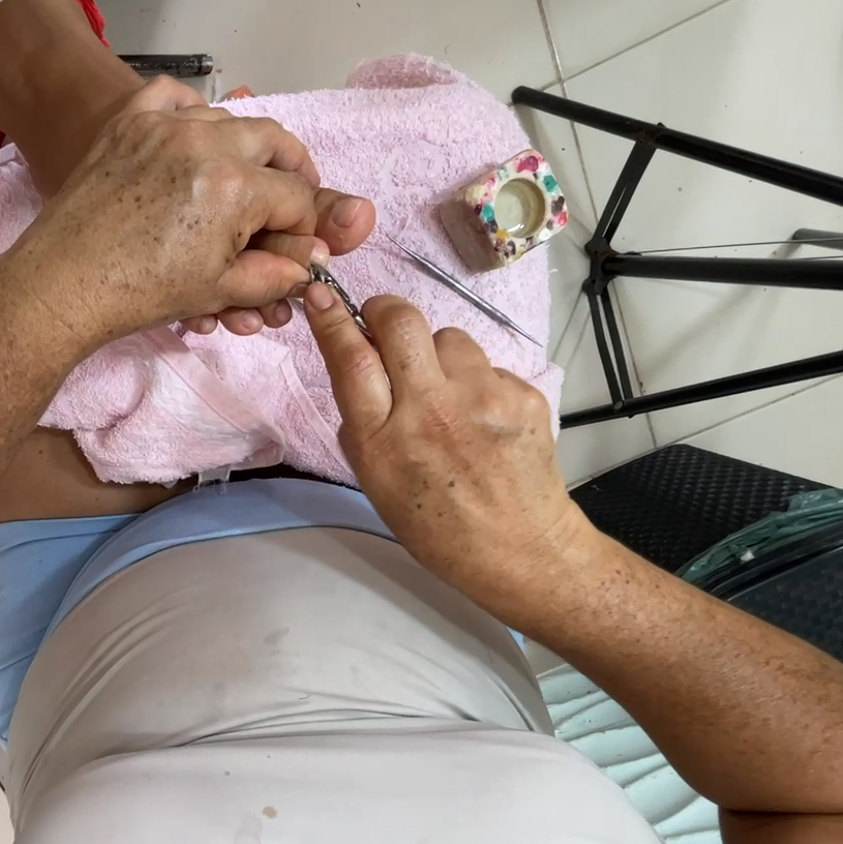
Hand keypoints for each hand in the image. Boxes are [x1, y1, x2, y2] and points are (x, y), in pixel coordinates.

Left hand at [0, 77, 374, 350]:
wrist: (64, 285)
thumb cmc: (136, 294)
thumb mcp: (217, 291)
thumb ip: (274, 275)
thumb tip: (308, 264)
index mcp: (235, 187)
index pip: (297, 198)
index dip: (304, 229)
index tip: (296, 248)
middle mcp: (206, 143)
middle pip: (275, 145)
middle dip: (290, 177)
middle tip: (287, 206)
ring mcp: (165, 126)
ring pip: (229, 119)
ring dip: (246, 149)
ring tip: (245, 181)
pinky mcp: (130, 123)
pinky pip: (174, 97)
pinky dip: (192, 112)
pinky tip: (196, 139)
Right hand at [304, 288, 597, 617]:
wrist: (519, 549)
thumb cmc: (434, 527)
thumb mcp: (375, 484)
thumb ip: (363, 426)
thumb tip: (361, 373)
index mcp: (382, 442)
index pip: (351, 360)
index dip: (332, 320)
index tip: (321, 294)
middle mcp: (429, 411)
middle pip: (401, 322)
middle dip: (383, 310)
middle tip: (380, 322)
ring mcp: (481, 398)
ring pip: (448, 338)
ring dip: (435, 354)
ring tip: (445, 393)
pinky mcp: (521, 394)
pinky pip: (486, 365)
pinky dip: (475, 382)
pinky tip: (480, 417)